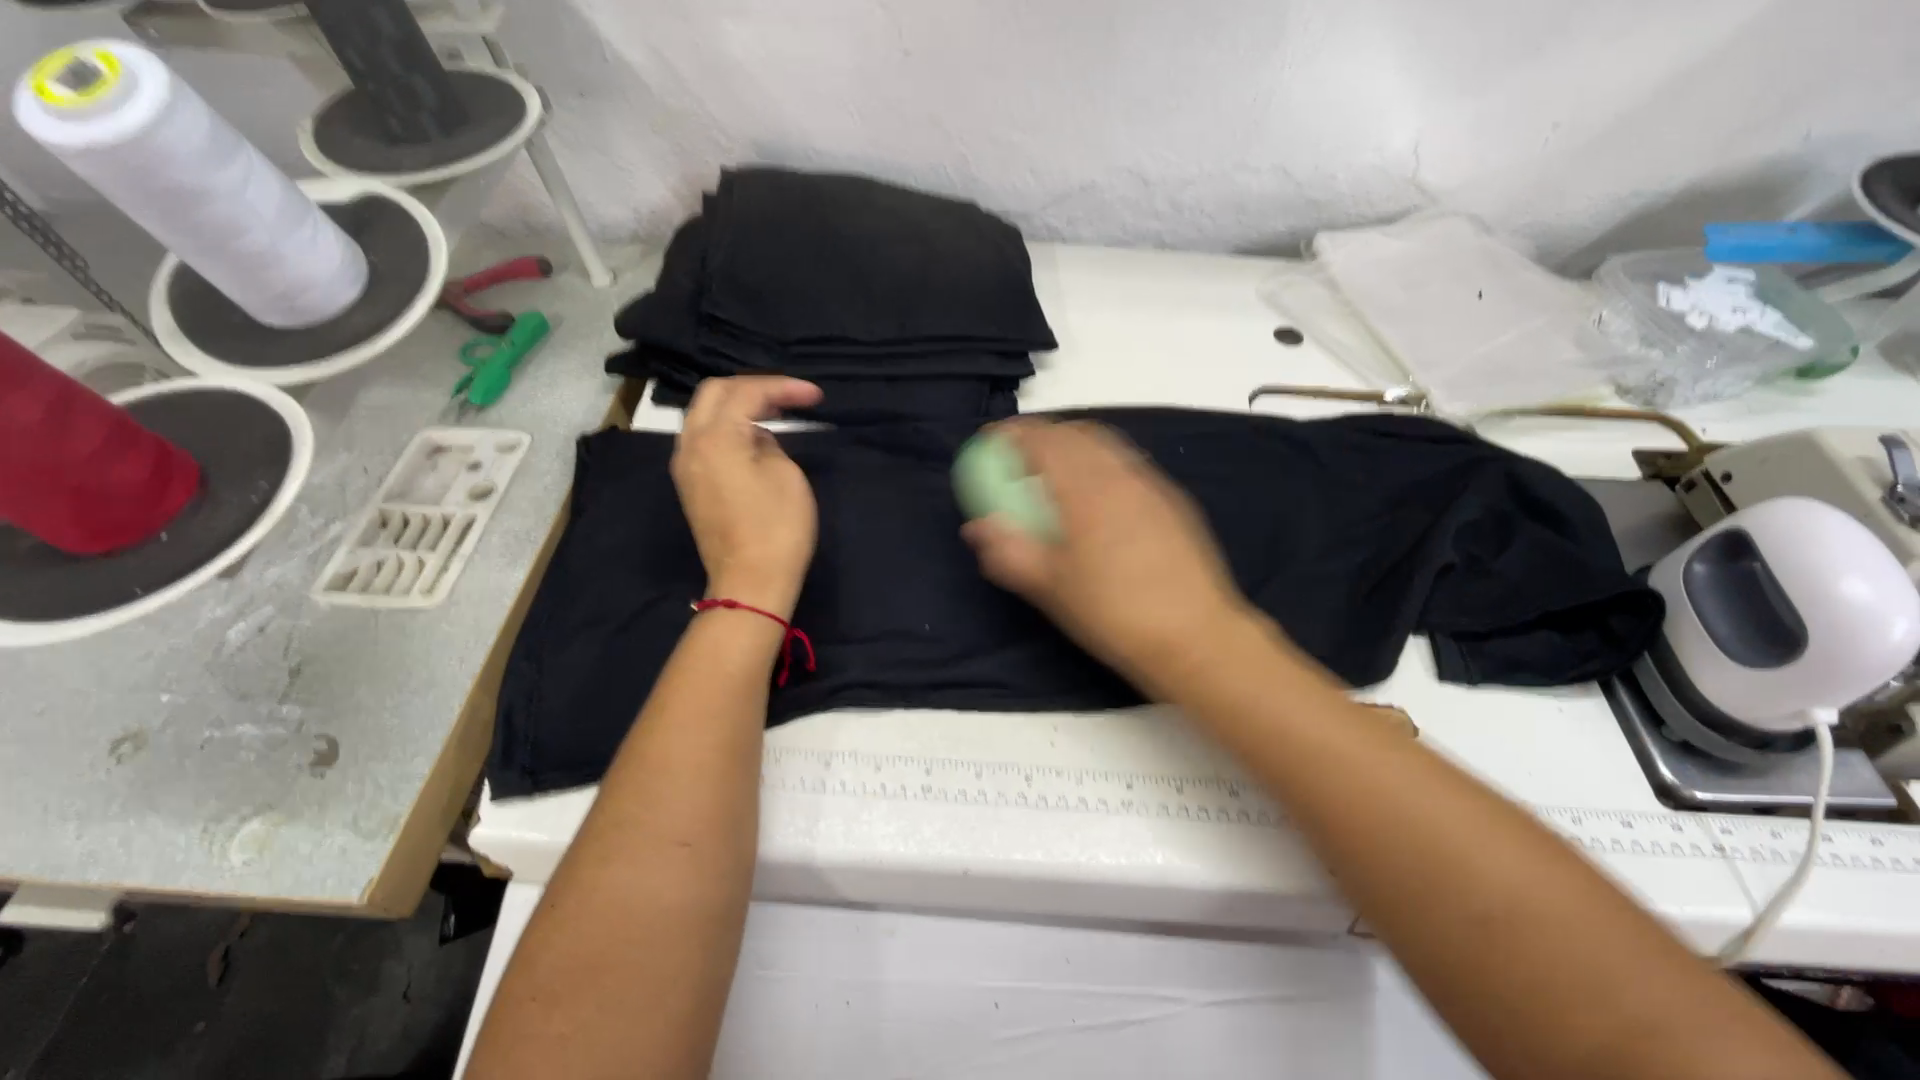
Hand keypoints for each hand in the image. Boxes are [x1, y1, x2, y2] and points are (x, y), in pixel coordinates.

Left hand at [672, 376, 823, 616]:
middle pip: (715, 393)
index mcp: (715, 437)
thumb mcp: (786, 474)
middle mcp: (690, 444)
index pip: (747, 392)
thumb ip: (769, 444)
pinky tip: (756, 437)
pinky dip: (729, 428)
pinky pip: (705, 439)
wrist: (750, 582)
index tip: (816, 396)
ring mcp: (685, 466)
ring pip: (705, 415)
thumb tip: (757, 440)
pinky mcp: (690, 485)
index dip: (783, 387)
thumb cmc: (776, 528)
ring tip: (776, 412)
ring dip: (738, 407)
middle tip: (789, 397)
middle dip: (753, 388)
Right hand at [962, 420, 1255, 696]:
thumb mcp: (1050, 589)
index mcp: (1087, 490)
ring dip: (1076, 448)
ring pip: (1108, 446)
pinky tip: (1097, 503)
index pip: (1045, 439)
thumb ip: (1008, 551)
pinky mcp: (1174, 504)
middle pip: (1078, 432)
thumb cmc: (1114, 615)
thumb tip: (977, 527)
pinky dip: (1102, 466)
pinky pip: (1129, 466)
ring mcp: (1153, 486)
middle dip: (1045, 435)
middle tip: (1020, 458)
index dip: (1014, 433)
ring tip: (1056, 478)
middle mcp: (1122, 475)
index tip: (992, 440)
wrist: (1196, 637)